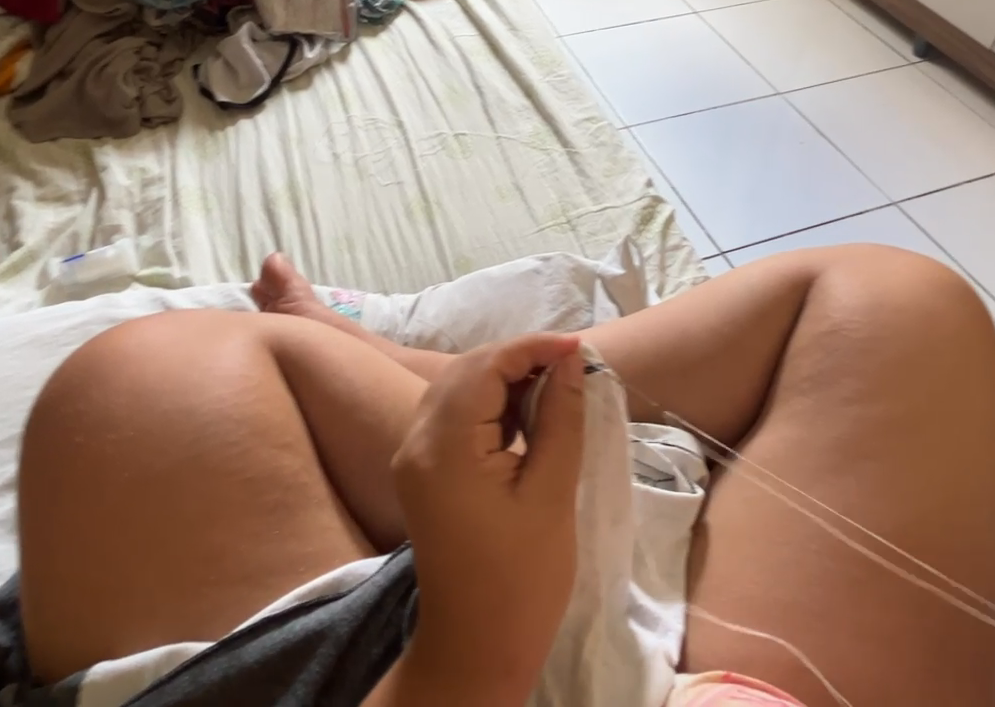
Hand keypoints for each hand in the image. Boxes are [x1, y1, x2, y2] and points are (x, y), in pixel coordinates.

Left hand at [391, 333, 585, 704]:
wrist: (476, 648)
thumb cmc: (522, 578)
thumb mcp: (550, 493)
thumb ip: (560, 417)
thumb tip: (571, 361)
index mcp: (443, 446)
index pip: (484, 366)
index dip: (533, 348)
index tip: (580, 347)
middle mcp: (416, 440)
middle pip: (466, 371)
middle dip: (519, 358)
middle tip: (571, 365)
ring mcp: (414, 456)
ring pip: (460, 389)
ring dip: (506, 379)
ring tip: (557, 384)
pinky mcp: (424, 470)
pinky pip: (456, 415)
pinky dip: (492, 404)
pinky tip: (527, 411)